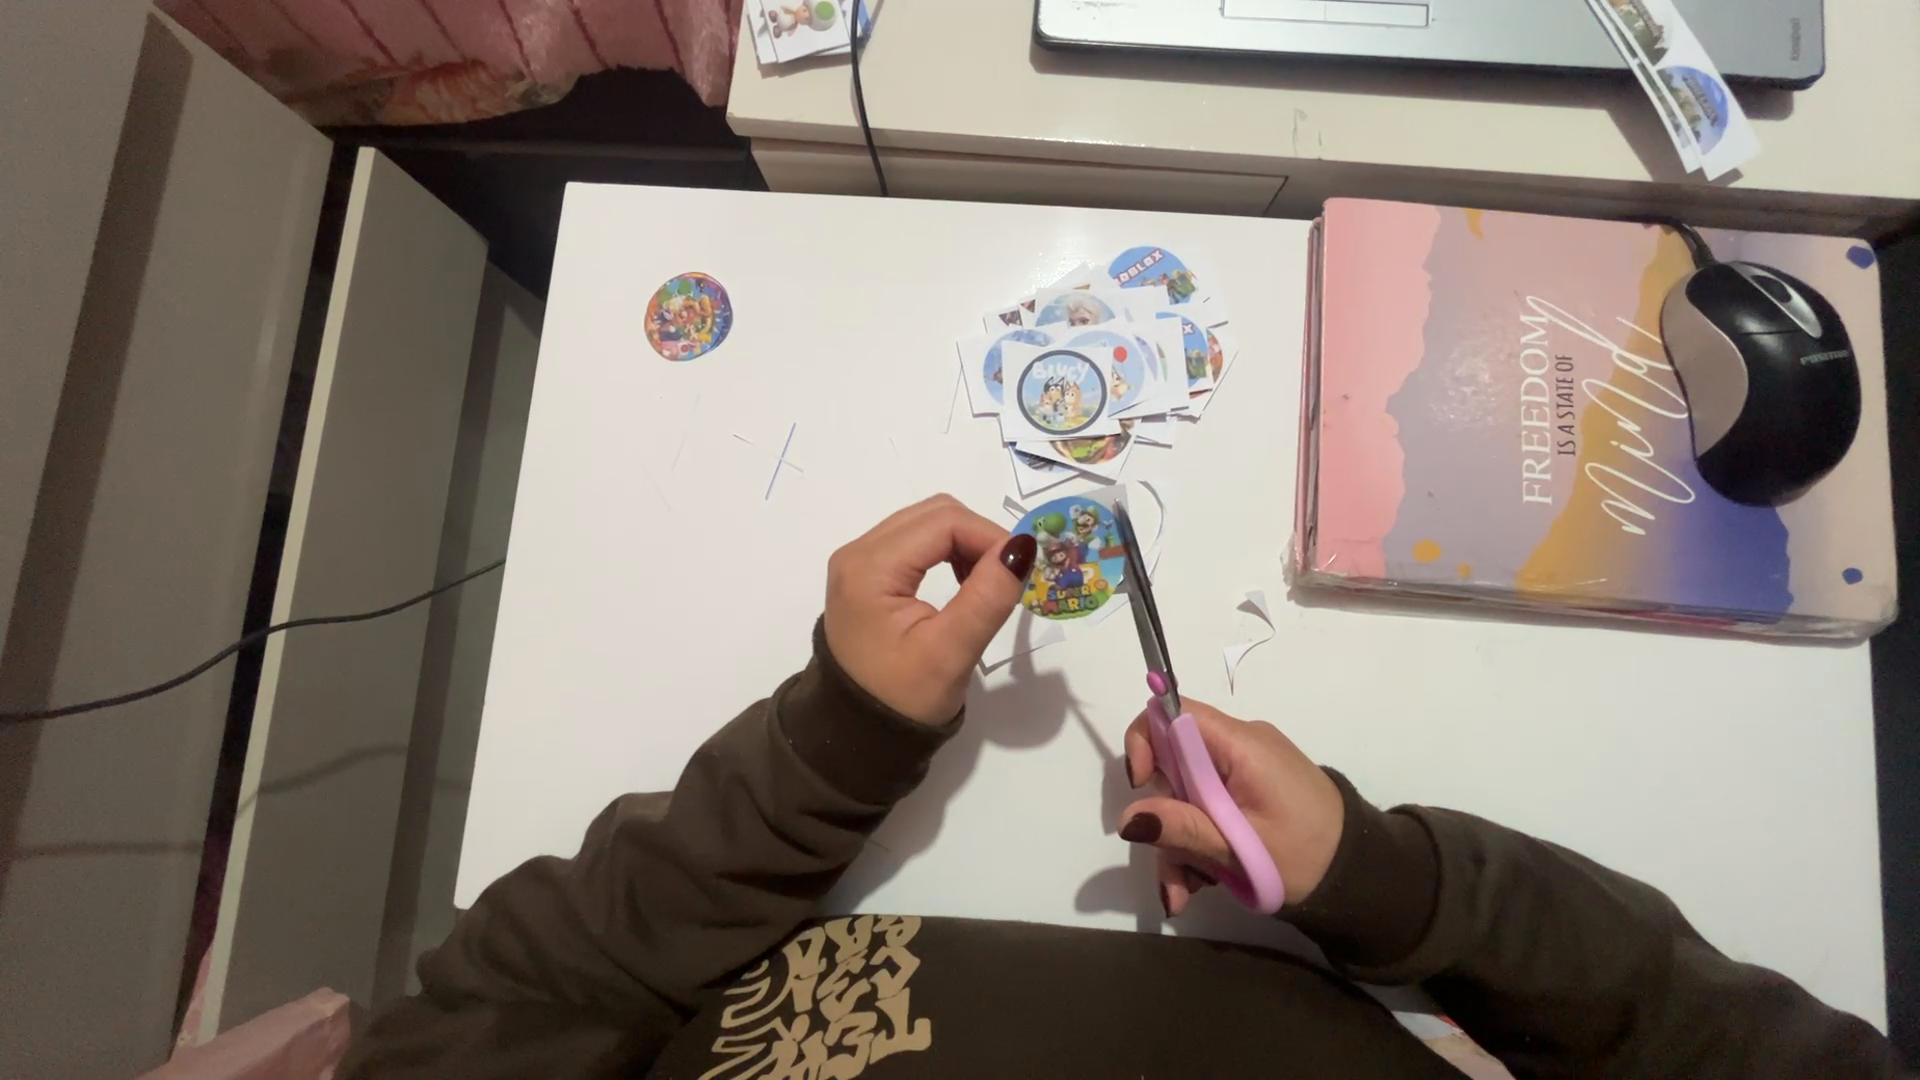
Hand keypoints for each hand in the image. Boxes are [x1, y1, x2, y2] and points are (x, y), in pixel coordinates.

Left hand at [823, 495, 1037, 724]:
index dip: (990, 536)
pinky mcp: (867, 573)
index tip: (1022, 571)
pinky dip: (947, 551)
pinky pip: (915, 541)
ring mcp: (860, 561)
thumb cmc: (902, 700)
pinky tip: (963, 581)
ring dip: (965, 542)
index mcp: (869, 568)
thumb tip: (1024, 547)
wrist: (857, 735)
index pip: (943, 522)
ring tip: (987, 583)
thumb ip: (987, 597)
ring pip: (926, 523)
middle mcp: (858, 552)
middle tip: (1007, 578)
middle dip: (979, 536)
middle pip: (934, 514)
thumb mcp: (951, 653)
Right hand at [1118, 699, 1343, 916]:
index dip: (1145, 740)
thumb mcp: (1241, 850)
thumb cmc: (1310, 856)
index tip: (1142, 785)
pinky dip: (1198, 840)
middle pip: (1173, 764)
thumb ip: (1184, 830)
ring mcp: (1242, 768)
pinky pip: (1206, 803)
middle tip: (1170, 872)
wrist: (1366, 876)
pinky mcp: (1247, 788)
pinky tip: (1200, 881)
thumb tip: (1128, 820)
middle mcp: (1237, 745)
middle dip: (1163, 818)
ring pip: (1186, 792)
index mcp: (1240, 744)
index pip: (1173, 711)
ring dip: (1178, 842)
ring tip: (1185, 892)